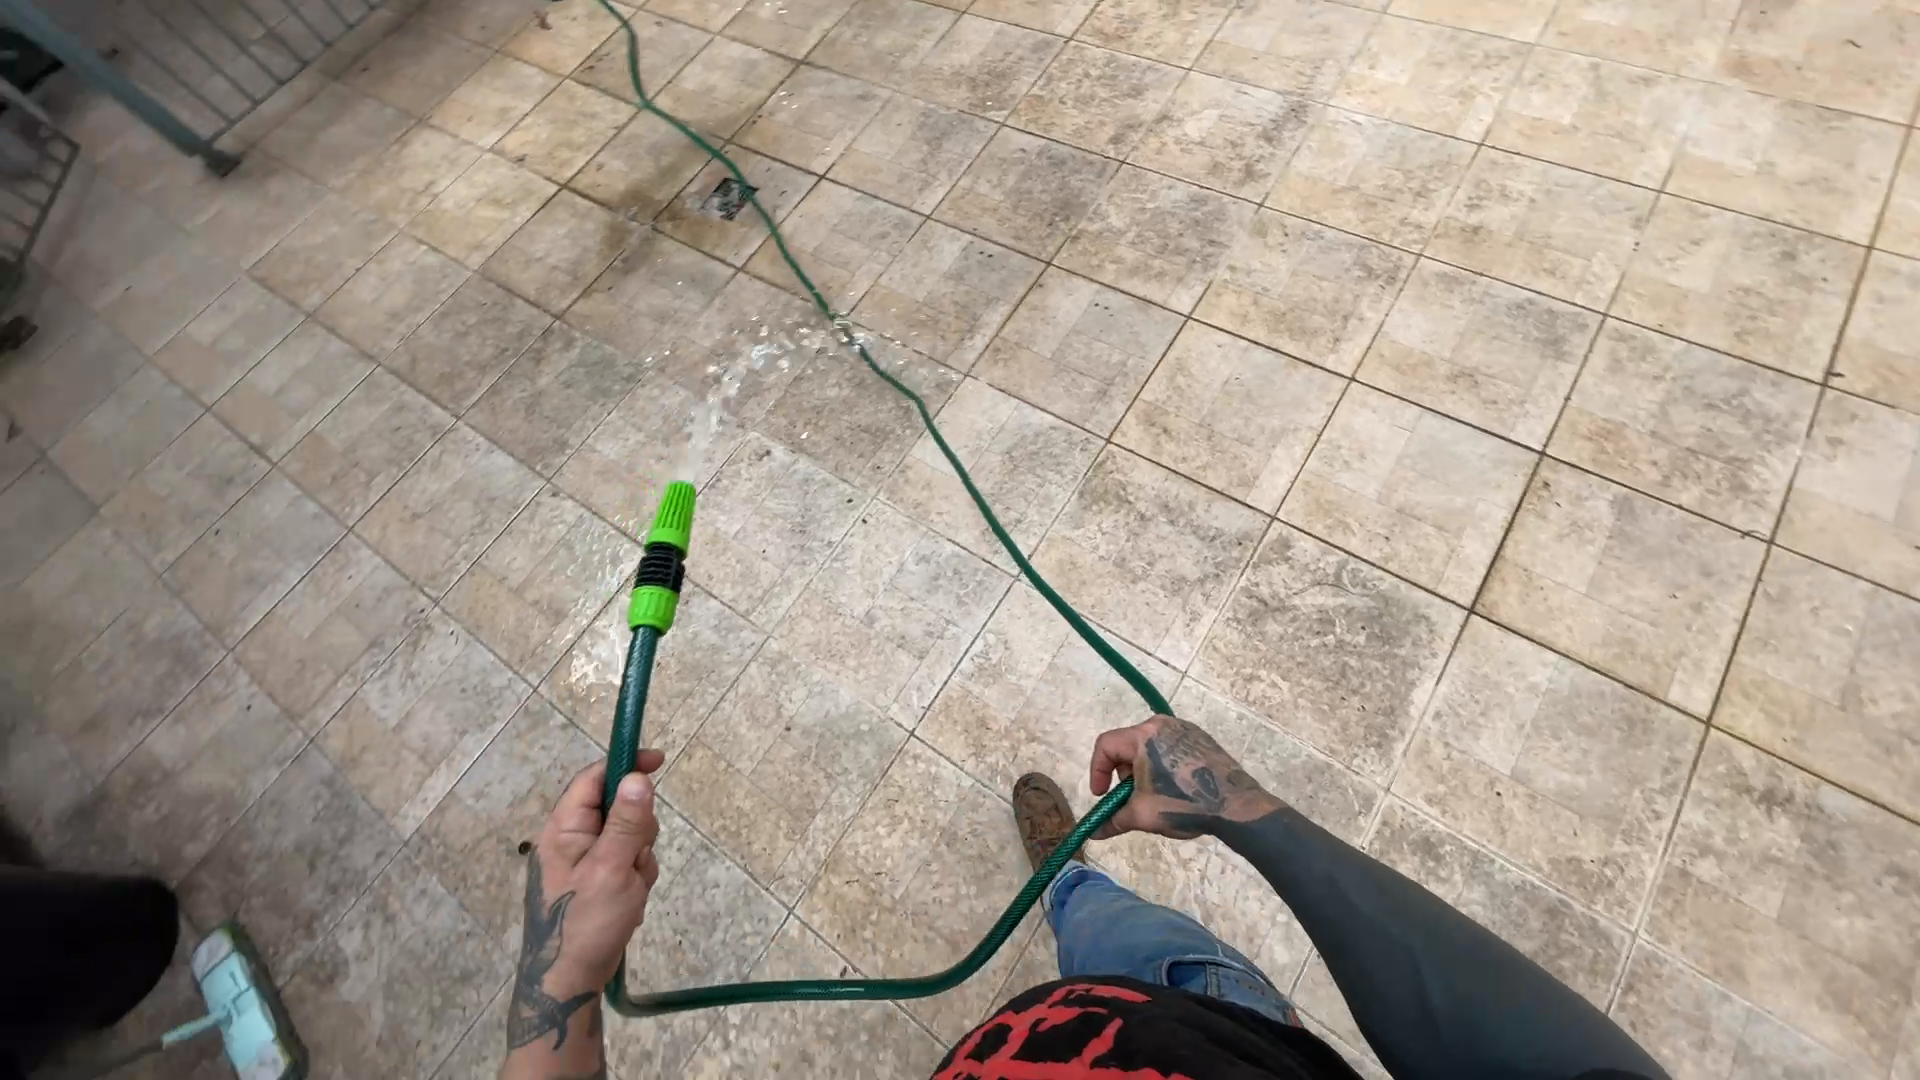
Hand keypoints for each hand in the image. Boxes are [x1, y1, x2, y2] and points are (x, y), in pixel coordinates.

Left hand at [506, 753, 664, 1051]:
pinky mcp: (597, 880)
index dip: (626, 764)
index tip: (659, 762)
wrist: (569, 984)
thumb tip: (637, 775)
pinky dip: (636, 876)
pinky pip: (629, 860)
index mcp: (564, 829)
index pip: (595, 777)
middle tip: (635, 857)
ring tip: (630, 888)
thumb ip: (626, 821)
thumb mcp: (611, 868)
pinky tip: (629, 901)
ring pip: (630, 835)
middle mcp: (571, 839)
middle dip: (638, 829)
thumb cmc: (584, 923)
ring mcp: (584, 861)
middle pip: (619, 806)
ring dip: (639, 858)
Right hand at [1089, 715, 1280, 840]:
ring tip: (1155, 795)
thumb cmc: (1183, 805)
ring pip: (1148, 746)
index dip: (1097, 771)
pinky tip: (1175, 788)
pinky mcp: (1200, 737)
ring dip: (1143, 770)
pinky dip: (1163, 765)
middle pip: (1127, 745)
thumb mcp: (1142, 815)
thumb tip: (1094, 833)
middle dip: (1123, 774)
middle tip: (1131, 797)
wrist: (1236, 806)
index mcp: (1143, 735)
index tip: (1102, 795)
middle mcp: (1161, 724)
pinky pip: (1169, 747)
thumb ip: (1113, 820)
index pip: (1105, 745)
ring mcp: (1183, 728)